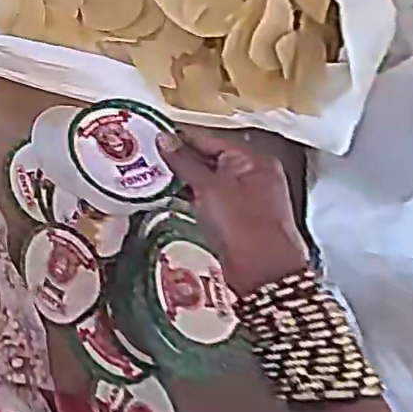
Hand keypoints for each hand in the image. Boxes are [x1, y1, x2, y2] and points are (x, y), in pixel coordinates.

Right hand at [157, 130, 310, 294]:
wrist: (263, 274)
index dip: (181, 138)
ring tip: (153, 173)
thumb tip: (164, 139)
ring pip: (208, 179)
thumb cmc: (243, 225)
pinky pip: (209, 196)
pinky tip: (169, 194)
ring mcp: (245, 197)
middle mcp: (253, 175)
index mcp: (253, 160)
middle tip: (149, 155)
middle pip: (209, 158)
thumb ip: (184, 161)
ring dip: (183, 177)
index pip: (209, 139)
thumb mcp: (208, 187)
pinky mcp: (236, 217)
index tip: (155, 136)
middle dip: (180, 158)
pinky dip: (192, 194)